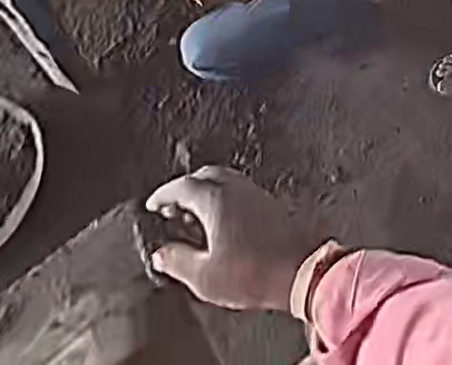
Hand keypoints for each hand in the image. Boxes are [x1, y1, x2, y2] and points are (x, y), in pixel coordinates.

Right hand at [144, 166, 325, 311]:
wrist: (299, 268)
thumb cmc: (255, 270)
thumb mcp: (204, 275)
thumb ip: (177, 261)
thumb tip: (161, 254)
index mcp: (217, 199)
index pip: (183, 186)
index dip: (163, 194)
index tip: (152, 204)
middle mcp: (237, 188)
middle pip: (204, 175)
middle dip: (184, 189)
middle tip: (170, 210)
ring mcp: (254, 192)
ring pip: (223, 180)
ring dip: (204, 193)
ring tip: (192, 220)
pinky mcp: (267, 202)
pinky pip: (237, 190)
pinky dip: (221, 199)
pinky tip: (218, 224)